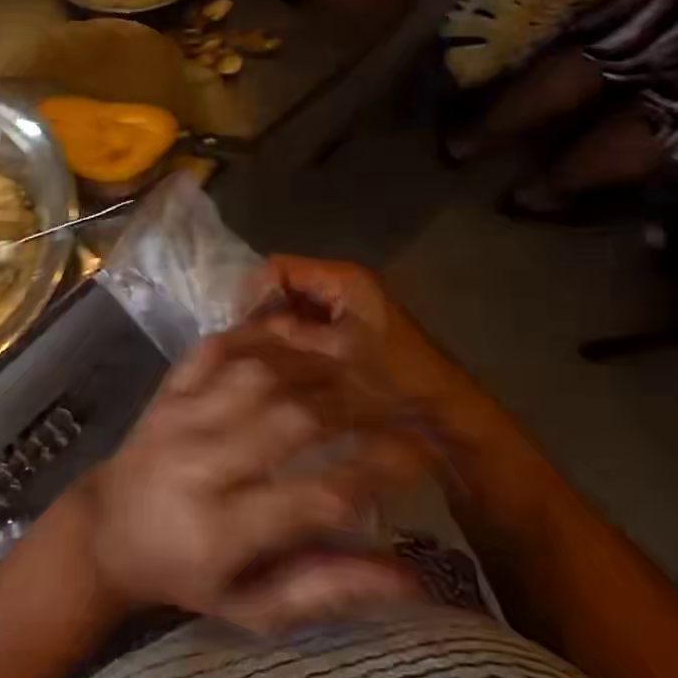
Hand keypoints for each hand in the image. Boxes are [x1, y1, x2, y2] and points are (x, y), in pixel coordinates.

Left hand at [85, 330, 429, 634]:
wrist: (106, 532)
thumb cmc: (186, 576)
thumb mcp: (252, 607)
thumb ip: (324, 590)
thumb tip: (410, 575)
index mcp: (223, 531)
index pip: (319, 495)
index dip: (382, 471)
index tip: (426, 454)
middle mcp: (201, 466)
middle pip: (292, 420)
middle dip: (358, 406)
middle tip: (400, 401)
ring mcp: (180, 419)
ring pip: (256, 373)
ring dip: (314, 359)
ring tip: (359, 359)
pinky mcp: (167, 392)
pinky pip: (215, 349)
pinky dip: (258, 332)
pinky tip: (296, 330)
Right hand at [256, 255, 505, 443]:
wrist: (442, 411)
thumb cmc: (390, 381)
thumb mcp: (330, 358)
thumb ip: (284, 336)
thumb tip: (236, 330)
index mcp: (343, 279)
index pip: (279, 267)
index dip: (252, 292)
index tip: (235, 325)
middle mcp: (345, 281)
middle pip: (286, 282)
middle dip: (261, 310)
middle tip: (238, 343)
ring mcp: (350, 302)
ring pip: (295, 302)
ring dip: (275, 324)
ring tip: (253, 354)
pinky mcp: (352, 323)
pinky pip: (310, 319)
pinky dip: (293, 335)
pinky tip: (279, 360)